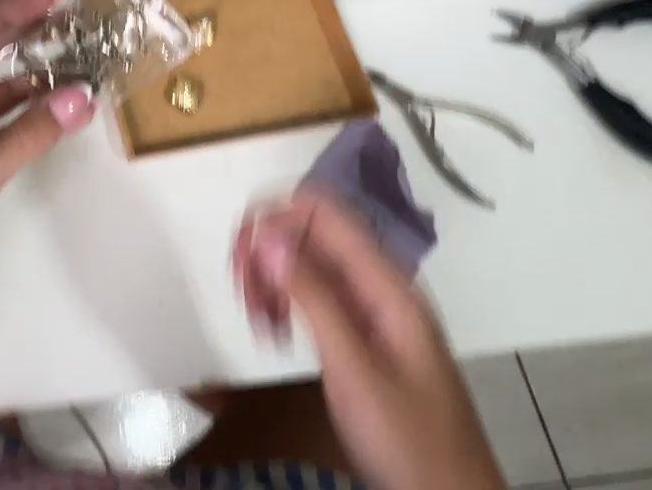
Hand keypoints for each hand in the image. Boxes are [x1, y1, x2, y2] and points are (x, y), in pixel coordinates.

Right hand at [236, 190, 504, 489]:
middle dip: (266, 252)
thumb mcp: (353, 367)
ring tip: (258, 321)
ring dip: (268, 280)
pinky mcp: (355, 333)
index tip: (241, 249)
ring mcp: (366, 309)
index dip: (277, 215)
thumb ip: (311, 296)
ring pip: (302, 265)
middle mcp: (375, 286)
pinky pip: (309, 296)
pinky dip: (281, 304)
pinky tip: (272, 332)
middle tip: (242, 292)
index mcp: (384, 283)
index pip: (324, 213)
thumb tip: (268, 234)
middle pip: (307, 235)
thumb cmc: (409, 439)